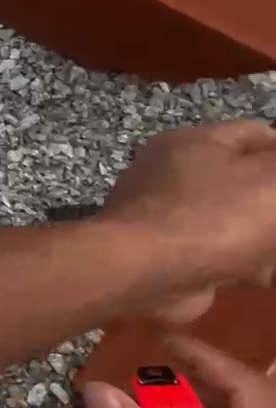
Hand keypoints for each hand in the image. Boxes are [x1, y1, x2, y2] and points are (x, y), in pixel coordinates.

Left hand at [94, 122, 275, 318]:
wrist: (145, 266)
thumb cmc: (214, 216)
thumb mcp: (272, 180)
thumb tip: (271, 168)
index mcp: (193, 143)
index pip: (258, 134)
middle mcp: (175, 169)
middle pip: (255, 180)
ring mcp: (171, 207)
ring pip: (248, 219)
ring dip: (270, 240)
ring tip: (267, 254)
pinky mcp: (172, 242)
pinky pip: (227, 247)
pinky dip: (249, 262)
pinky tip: (252, 273)